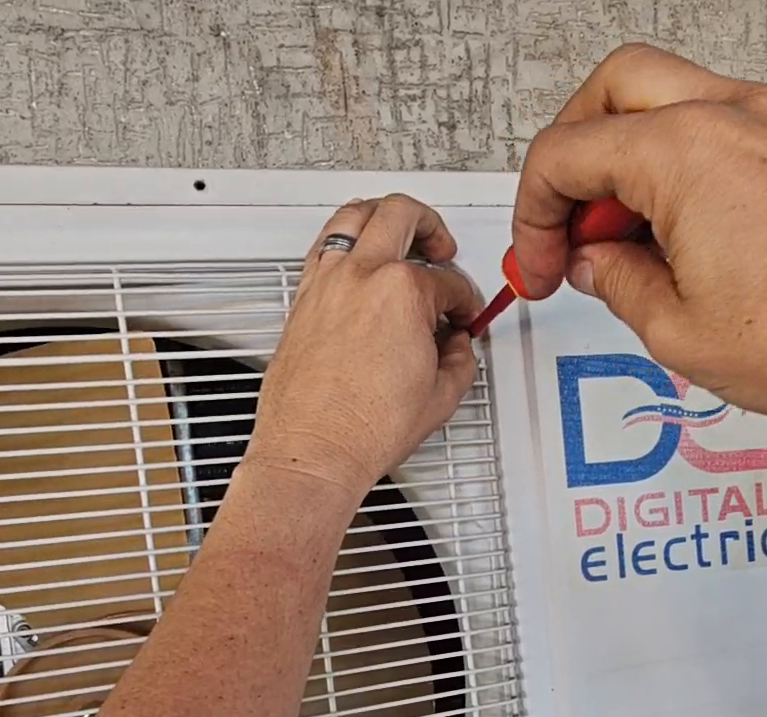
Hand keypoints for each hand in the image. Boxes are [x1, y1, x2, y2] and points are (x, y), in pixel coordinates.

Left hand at [241, 195, 482, 499]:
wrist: (315, 451)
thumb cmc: (363, 430)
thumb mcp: (440, 397)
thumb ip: (460, 360)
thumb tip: (457, 345)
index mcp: (402, 292)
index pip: (448, 282)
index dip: (465, 300)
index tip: (463, 316)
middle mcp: (360, 277)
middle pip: (401, 216)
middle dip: (432, 227)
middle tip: (442, 245)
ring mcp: (326, 285)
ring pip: (352, 216)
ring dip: (381, 215)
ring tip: (397, 229)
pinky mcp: (302, 302)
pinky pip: (323, 248)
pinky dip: (344, 242)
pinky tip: (354, 256)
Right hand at [513, 44, 766, 429]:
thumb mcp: (677, 332)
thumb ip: (618, 285)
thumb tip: (596, 264)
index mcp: (684, 153)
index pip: (565, 153)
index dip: (532, 216)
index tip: (539, 263)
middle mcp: (734, 117)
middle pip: (612, 90)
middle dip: (569, 155)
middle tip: (566, 223)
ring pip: (668, 102)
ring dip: (626, 162)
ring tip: (627, 243)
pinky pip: (720, 132)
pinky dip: (680, 171)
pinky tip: (682, 239)